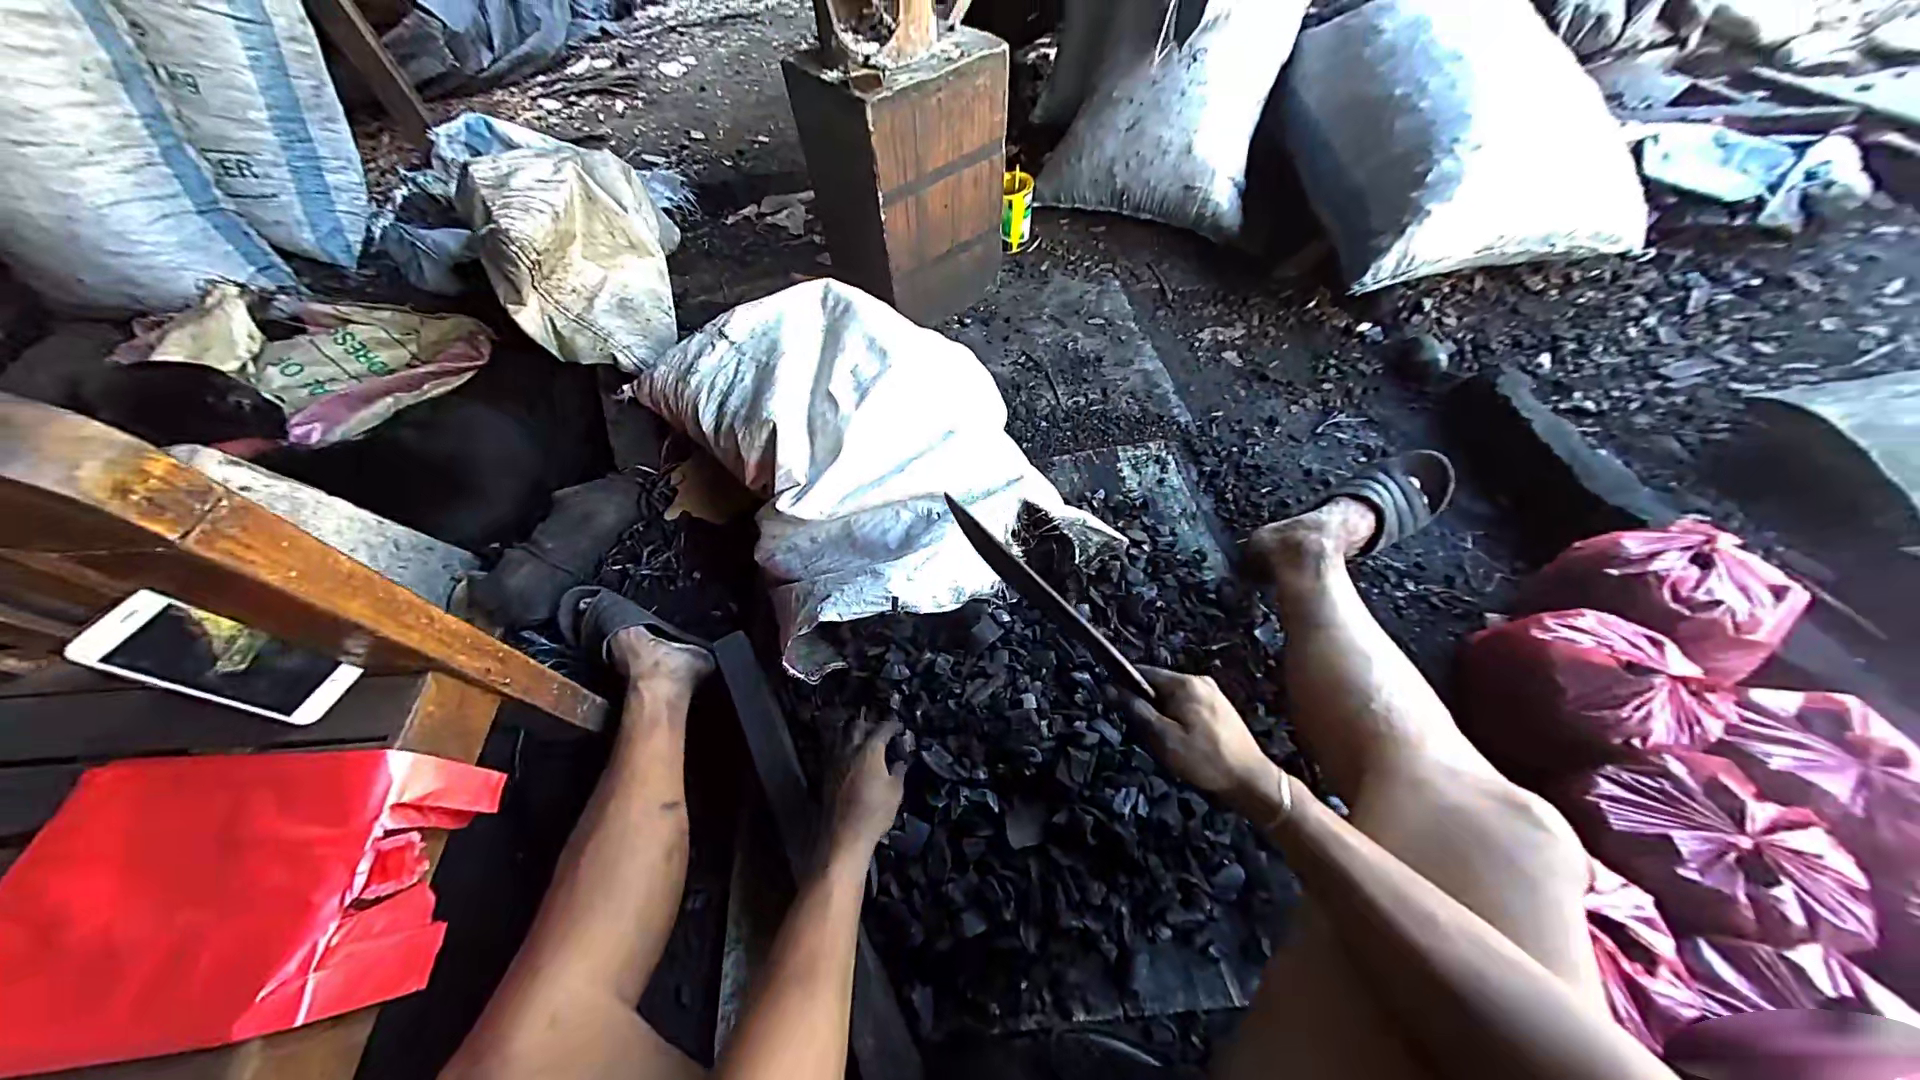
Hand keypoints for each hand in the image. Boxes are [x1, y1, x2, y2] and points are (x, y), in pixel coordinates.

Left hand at [826, 717, 906, 860]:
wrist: (844, 834)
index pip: (882, 729)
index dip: (892, 726)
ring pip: (841, 736)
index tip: (898, 728)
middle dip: (869, 725)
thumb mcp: (895, 791)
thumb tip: (901, 762)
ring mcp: (834, 760)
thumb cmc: (874, 812)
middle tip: (879, 732)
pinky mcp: (826, 773)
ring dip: (852, 734)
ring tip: (862, 741)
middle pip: (857, 726)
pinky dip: (843, 747)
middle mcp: (849, 749)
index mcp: (869, 750)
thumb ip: (899, 771)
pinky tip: (850, 757)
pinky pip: (834, 750)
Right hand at [1114, 667, 1287, 822]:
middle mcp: (1200, 681)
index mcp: (1185, 683)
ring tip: (1169, 744)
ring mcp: (1213, 694)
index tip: (1120, 710)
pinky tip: (1186, 744)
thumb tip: (1110, 689)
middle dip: (1148, 708)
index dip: (1126, 688)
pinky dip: (1180, 722)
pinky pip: (1188, 708)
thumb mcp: (1164, 738)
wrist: (1251, 782)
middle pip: (1158, 687)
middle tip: (1150, 737)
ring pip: (1172, 699)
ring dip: (1164, 718)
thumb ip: (1137, 710)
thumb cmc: (1204, 760)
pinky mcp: (1221, 708)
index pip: (1142, 672)